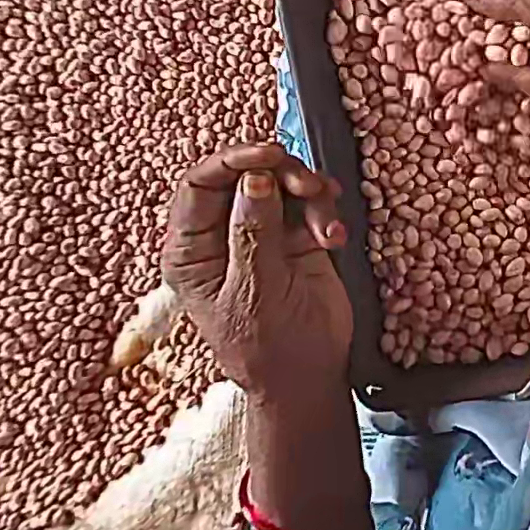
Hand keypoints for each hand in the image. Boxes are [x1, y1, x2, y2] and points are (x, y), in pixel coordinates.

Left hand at [160, 143, 351, 404]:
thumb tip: (254, 180)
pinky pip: (312, 203)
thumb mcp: (255, 293)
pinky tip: (335, 235)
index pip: (200, 184)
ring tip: (329, 230)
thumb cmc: (267, 346)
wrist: (309, 374)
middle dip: (282, 175)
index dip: (233, 160)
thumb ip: (253, 235)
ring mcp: (265, 231)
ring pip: (284, 184)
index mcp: (194, 249)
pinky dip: (327, 210)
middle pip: (248, 175)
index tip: (270, 155)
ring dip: (311, 196)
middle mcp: (225, 233)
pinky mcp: (299, 235)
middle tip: (310, 187)